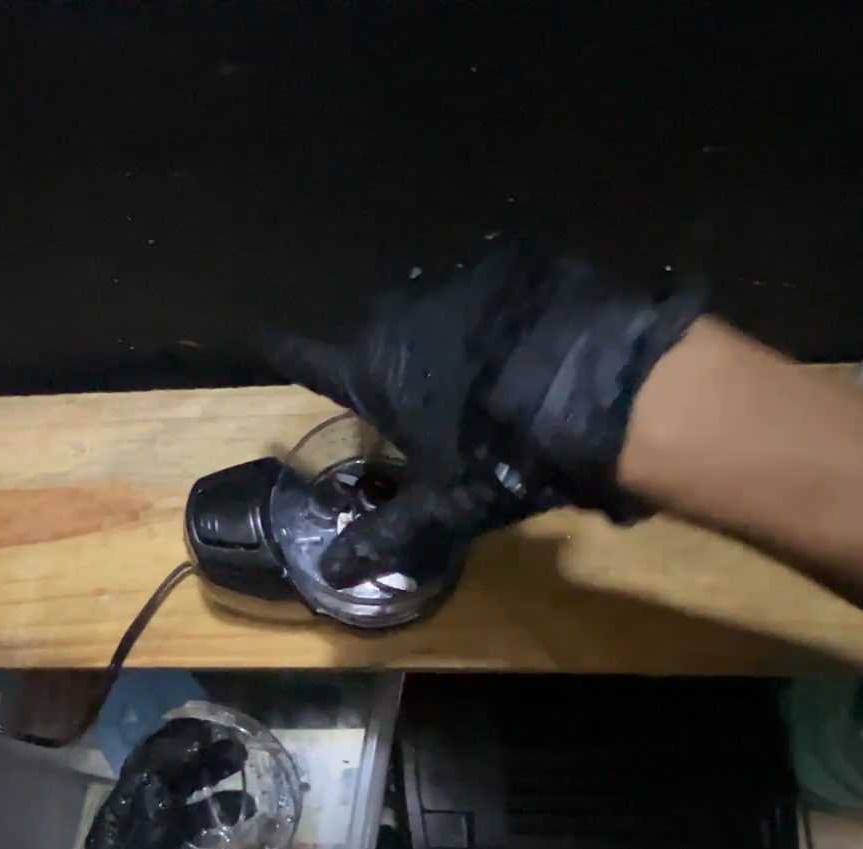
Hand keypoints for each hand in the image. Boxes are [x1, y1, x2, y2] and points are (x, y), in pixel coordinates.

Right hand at [268, 246, 702, 586]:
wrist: (602, 392)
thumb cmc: (503, 454)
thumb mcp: (441, 506)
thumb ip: (383, 535)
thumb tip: (329, 572)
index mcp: (373, 372)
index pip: (308, 361)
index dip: (283, 352)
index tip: (260, 336)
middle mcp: (400, 318)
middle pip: (374, 338)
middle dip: (384, 363)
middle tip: (416, 397)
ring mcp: (457, 284)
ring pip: (431, 312)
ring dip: (442, 337)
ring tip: (480, 370)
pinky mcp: (511, 263)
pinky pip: (487, 289)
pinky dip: (495, 313)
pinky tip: (526, 339)